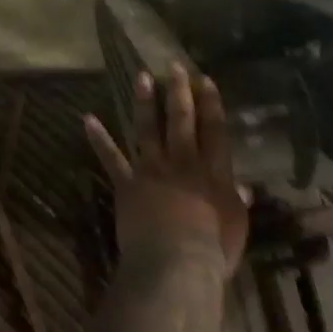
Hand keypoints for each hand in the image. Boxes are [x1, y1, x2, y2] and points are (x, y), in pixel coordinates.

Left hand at [84, 64, 247, 277]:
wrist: (175, 265)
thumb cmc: (212, 251)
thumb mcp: (236, 227)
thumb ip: (237, 204)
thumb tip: (244, 189)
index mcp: (213, 173)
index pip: (214, 131)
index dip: (211, 104)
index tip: (205, 80)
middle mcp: (183, 163)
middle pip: (181, 121)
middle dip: (179, 91)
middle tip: (175, 66)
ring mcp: (152, 171)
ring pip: (147, 130)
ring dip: (144, 103)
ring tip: (141, 77)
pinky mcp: (127, 185)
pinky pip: (111, 159)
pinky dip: (99, 139)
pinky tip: (88, 120)